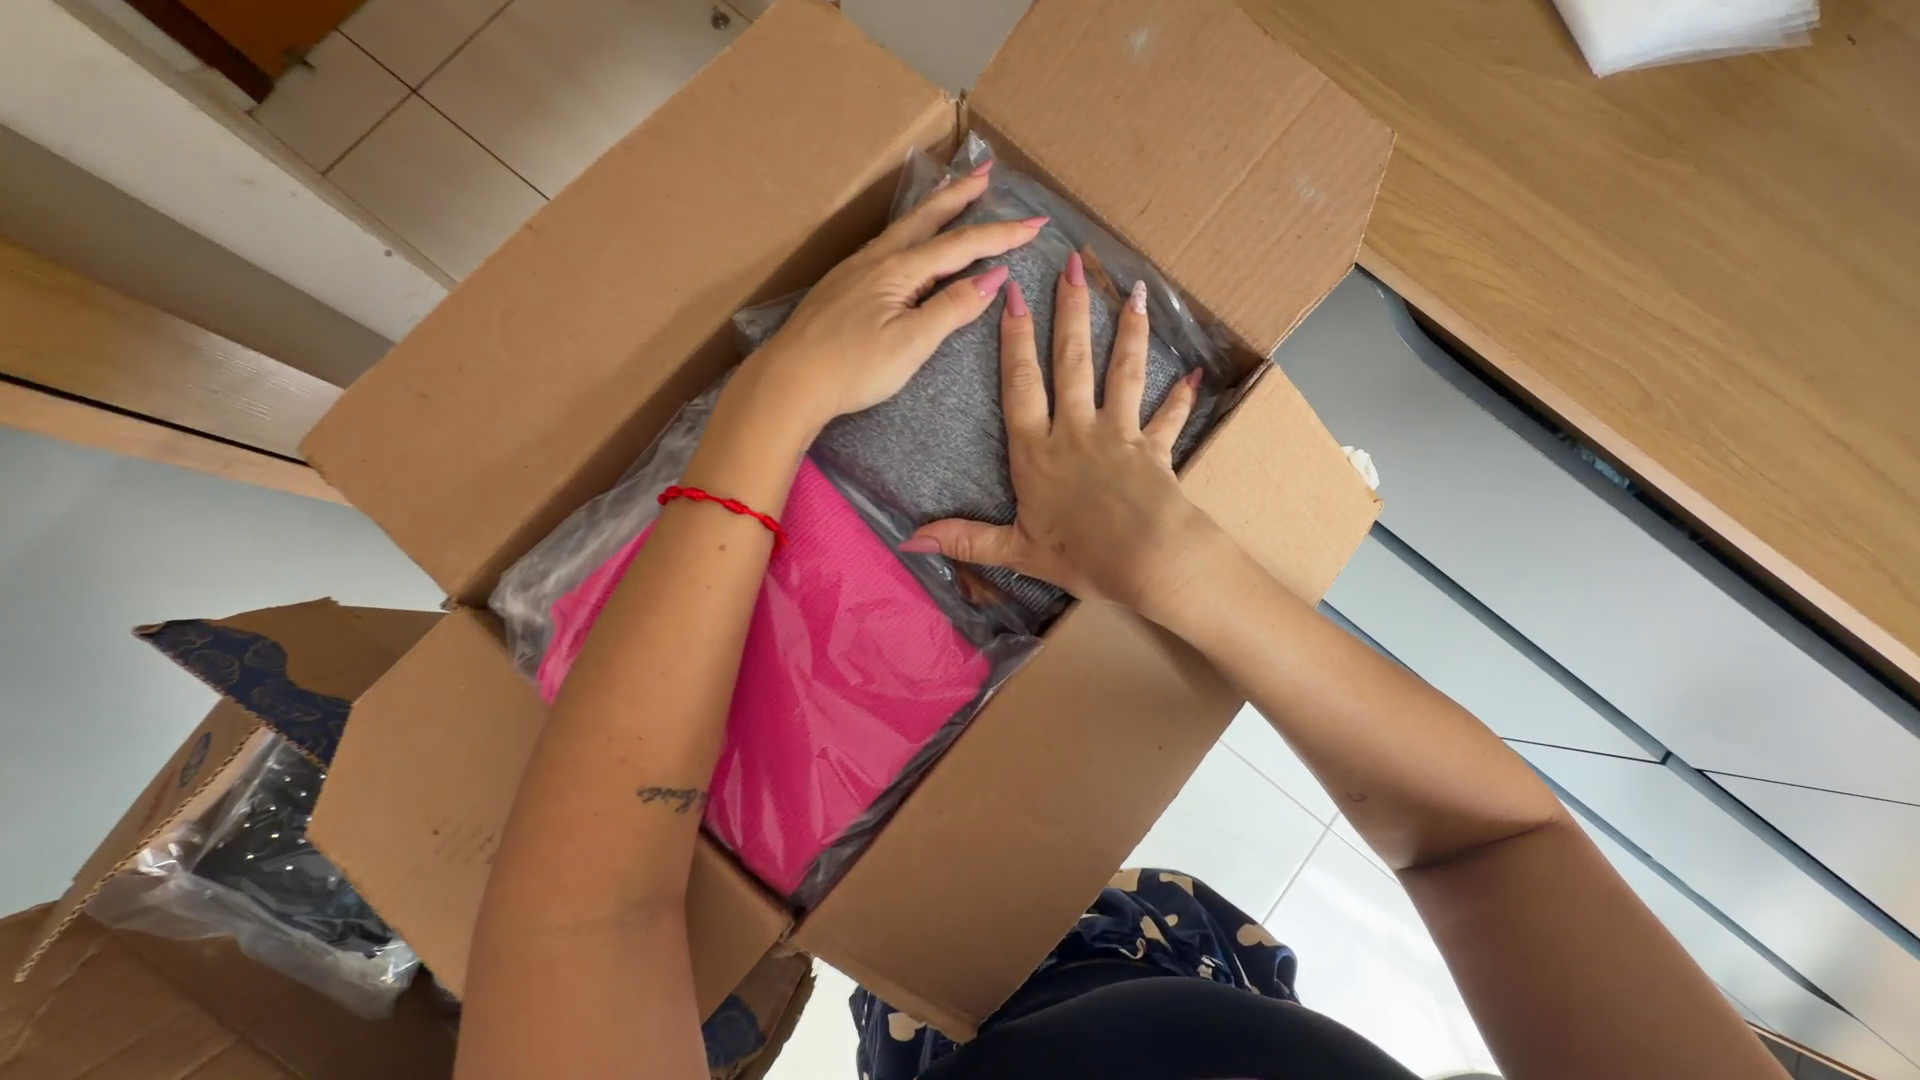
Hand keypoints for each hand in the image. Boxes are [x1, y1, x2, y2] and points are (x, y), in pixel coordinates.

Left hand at [736, 161, 1045, 431]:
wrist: (789, 381)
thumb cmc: (852, 368)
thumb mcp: (912, 343)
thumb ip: (953, 308)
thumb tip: (993, 278)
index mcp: (899, 270)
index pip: (961, 245)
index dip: (1001, 235)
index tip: (1036, 224)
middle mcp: (876, 259)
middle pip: (927, 219)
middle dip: (962, 196)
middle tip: (988, 172)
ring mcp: (855, 270)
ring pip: (904, 229)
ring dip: (934, 210)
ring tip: (954, 195)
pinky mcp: (841, 286)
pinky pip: (886, 245)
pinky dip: (910, 232)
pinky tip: (907, 242)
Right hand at [902, 255, 1226, 618]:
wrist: (1149, 560)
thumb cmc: (1080, 557)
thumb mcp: (1016, 551)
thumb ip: (965, 539)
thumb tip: (909, 541)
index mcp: (1037, 452)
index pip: (1021, 385)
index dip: (1014, 339)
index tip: (1013, 292)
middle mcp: (1077, 431)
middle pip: (1072, 362)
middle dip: (1071, 311)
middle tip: (1075, 264)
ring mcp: (1120, 435)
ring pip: (1123, 373)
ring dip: (1129, 332)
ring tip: (1136, 292)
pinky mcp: (1155, 449)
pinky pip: (1169, 418)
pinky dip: (1181, 397)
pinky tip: (1195, 375)